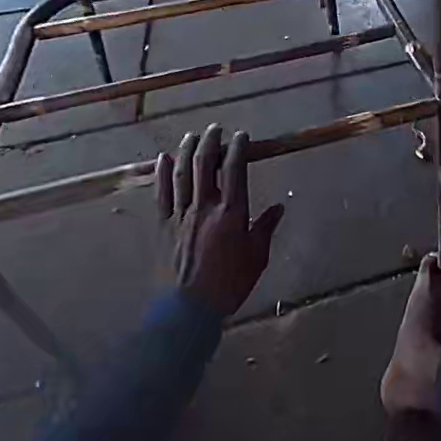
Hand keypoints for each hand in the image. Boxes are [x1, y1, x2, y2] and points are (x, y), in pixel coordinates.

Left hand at [155, 124, 283, 316]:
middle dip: (211, 141)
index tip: (241, 135)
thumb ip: (265, 230)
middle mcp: (204, 207)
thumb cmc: (227, 287)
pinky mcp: (162, 225)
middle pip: (205, 164)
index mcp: (231, 214)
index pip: (234, 171)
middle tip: (215, 128)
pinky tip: (162, 158)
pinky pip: (161, 193)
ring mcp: (180, 214)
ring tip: (192, 135)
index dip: (237, 149)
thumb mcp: (255, 260)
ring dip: (187, 150)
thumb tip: (278, 207)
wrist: (187, 312)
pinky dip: (162, 172)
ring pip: (182, 173)